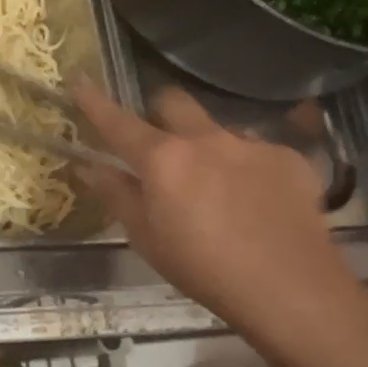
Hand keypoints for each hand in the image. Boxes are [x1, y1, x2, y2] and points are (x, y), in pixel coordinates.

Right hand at [70, 80, 367, 341]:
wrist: (289, 288)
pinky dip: (246, 168)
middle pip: (173, 101)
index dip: (93, 100)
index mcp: (162, 159)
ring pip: (217, 128)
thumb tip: (88, 166)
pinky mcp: (290, 159)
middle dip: (159, 112)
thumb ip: (116, 195)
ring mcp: (251, 145)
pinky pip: (256, 150)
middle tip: (158, 144)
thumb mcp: (146, 237)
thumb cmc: (202, 268)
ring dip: (205, 146)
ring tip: (214, 187)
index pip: (117, 122)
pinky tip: (254, 202)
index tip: (78, 78)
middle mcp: (205, 139)